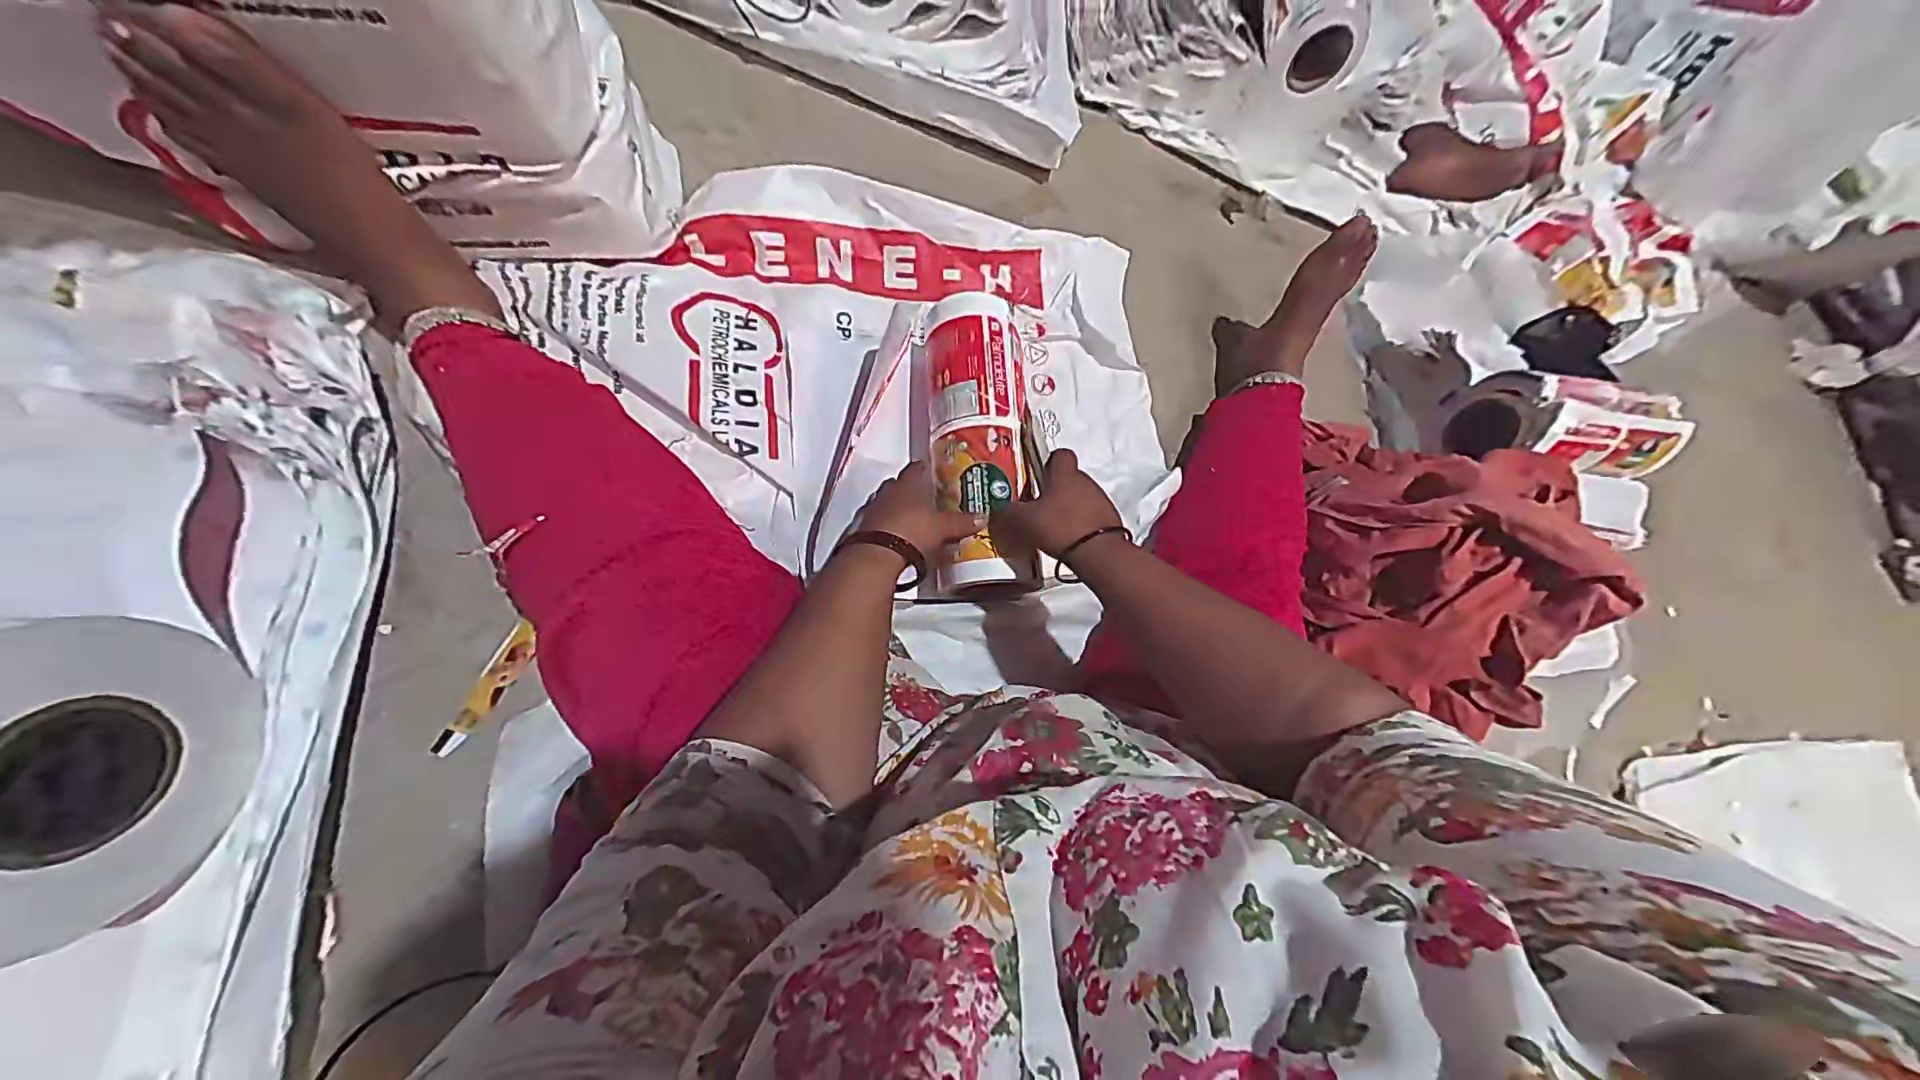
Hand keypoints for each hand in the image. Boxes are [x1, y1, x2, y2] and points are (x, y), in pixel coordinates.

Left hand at [850, 461, 981, 564]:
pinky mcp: (862, 528)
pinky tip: (900, 539)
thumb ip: (962, 522)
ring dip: (900, 510)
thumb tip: (981, 518)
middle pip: (902, 485)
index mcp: (908, 482)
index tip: (937, 475)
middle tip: (930, 502)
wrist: (877, 556)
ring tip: (916, 523)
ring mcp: (873, 509)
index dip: (928, 470)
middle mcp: (888, 490)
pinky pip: (880, 522)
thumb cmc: (912, 531)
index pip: (917, 467)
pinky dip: (889, 527)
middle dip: (914, 493)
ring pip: (889, 503)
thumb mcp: (943, 528)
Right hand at [991, 450, 1122, 558]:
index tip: (1036, 475)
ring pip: (1079, 497)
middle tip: (1037, 507)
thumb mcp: (1023, 520)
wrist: (1098, 554)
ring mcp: (1100, 501)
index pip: (1060, 454)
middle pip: (1068, 478)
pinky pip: (1090, 516)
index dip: (1048, 461)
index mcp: (1064, 474)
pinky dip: (1079, 524)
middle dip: (1053, 490)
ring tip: (1050, 527)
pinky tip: (1066, 540)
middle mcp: (1085, 482)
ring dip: (1067, 508)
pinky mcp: (1109, 520)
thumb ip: (1008, 512)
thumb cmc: (1060, 527)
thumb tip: (998, 509)